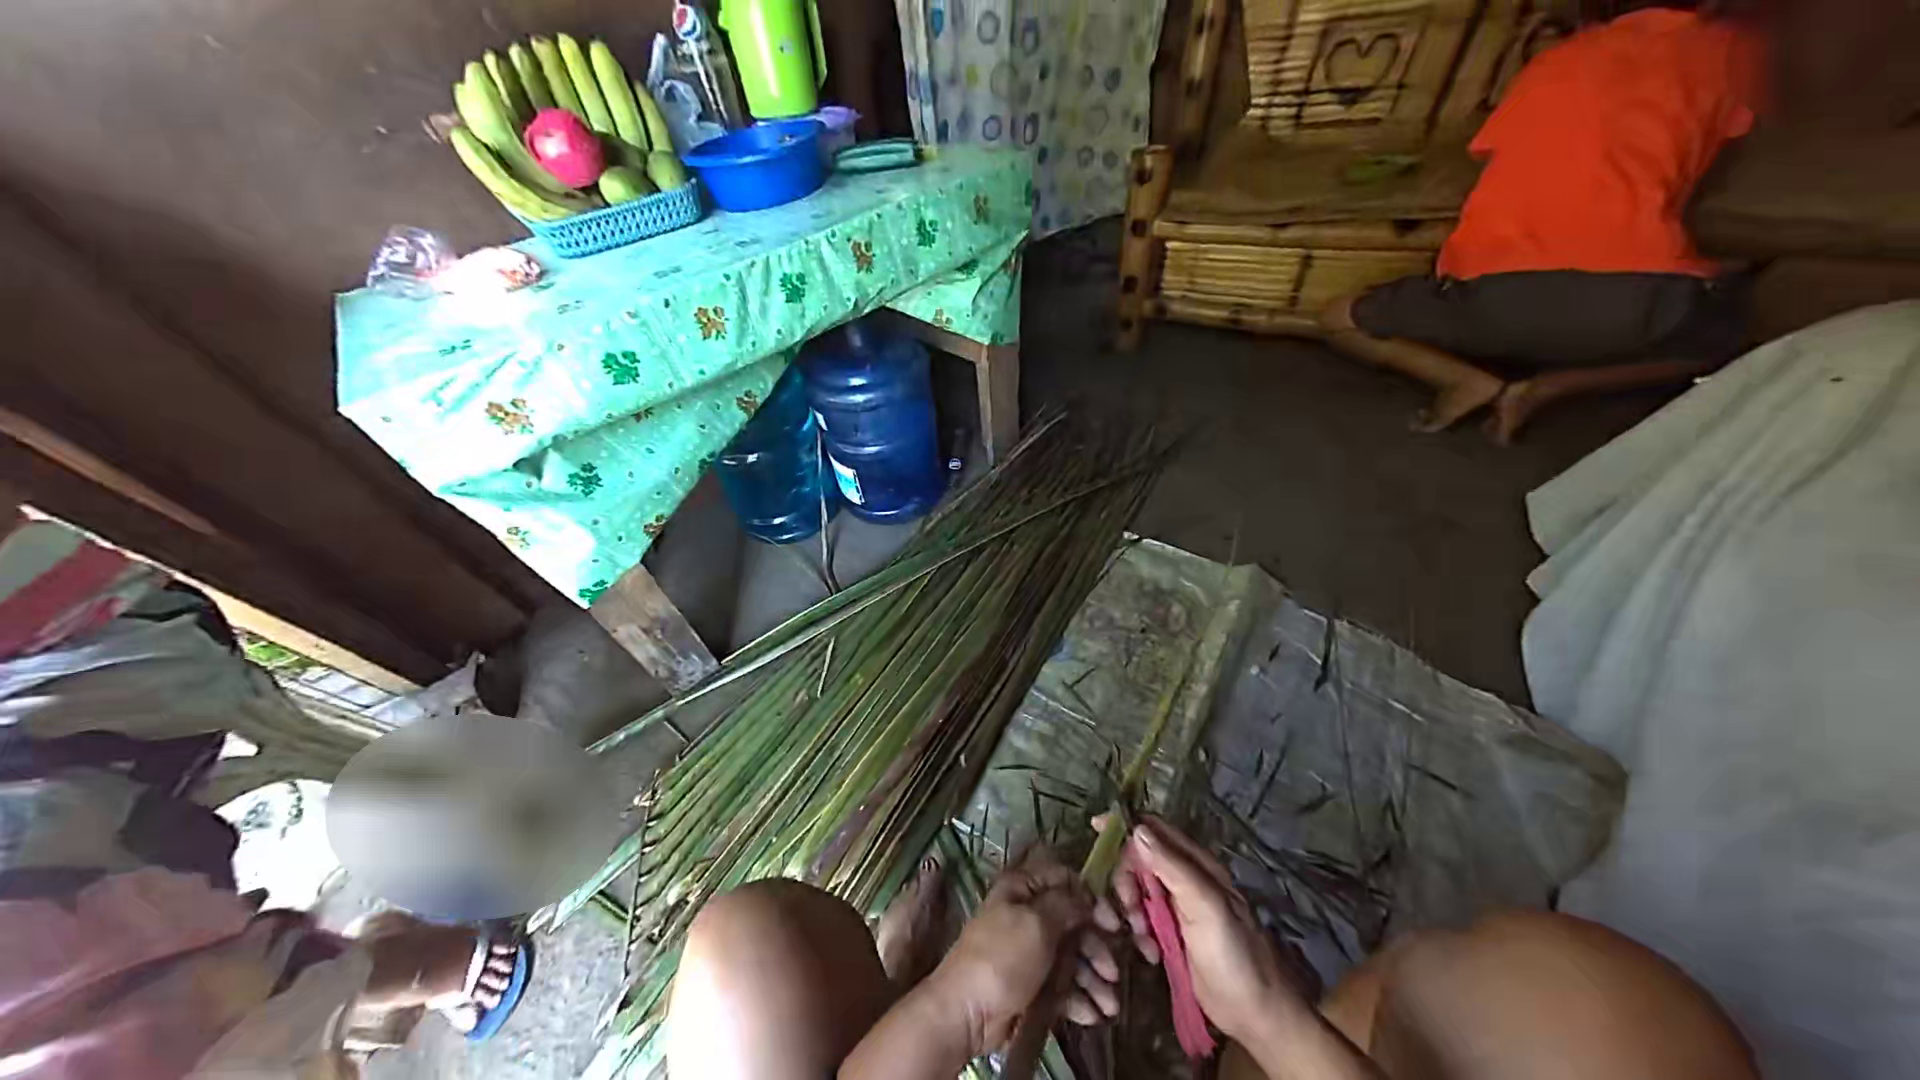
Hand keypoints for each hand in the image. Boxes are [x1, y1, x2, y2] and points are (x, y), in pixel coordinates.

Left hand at [923, 847, 1122, 1053]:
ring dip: (1093, 980)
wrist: (966, 1012)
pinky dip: (1079, 999)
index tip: (1113, 922)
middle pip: (1072, 922)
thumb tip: (1086, 898)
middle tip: (1113, 972)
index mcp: (1022, 889)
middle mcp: (1026, 914)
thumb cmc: (1003, 957)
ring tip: (1109, 1007)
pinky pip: (1062, 986)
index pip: (1063, 880)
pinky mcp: (1030, 984)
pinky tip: (1093, 1015)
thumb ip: (1066, 906)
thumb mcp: (1036, 923)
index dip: (1090, 898)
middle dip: (1096, 947)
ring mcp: (1028, 951)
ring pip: (1070, 957)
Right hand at [1109, 816, 1311, 1045]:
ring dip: (1131, 910)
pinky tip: (1150, 951)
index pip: (1154, 829)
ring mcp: (1178, 906)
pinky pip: (1142, 919)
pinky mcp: (1171, 933)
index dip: (1125, 825)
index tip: (1095, 827)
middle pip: (1139, 860)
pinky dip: (1139, 931)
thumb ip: (1172, 866)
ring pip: (1137, 890)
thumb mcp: (1204, 905)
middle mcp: (1185, 878)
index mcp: (1196, 863)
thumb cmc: (1233, 953)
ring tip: (1144, 937)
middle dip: (1126, 880)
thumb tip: (1136, 830)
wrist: (1255, 1013)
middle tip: (1130, 907)